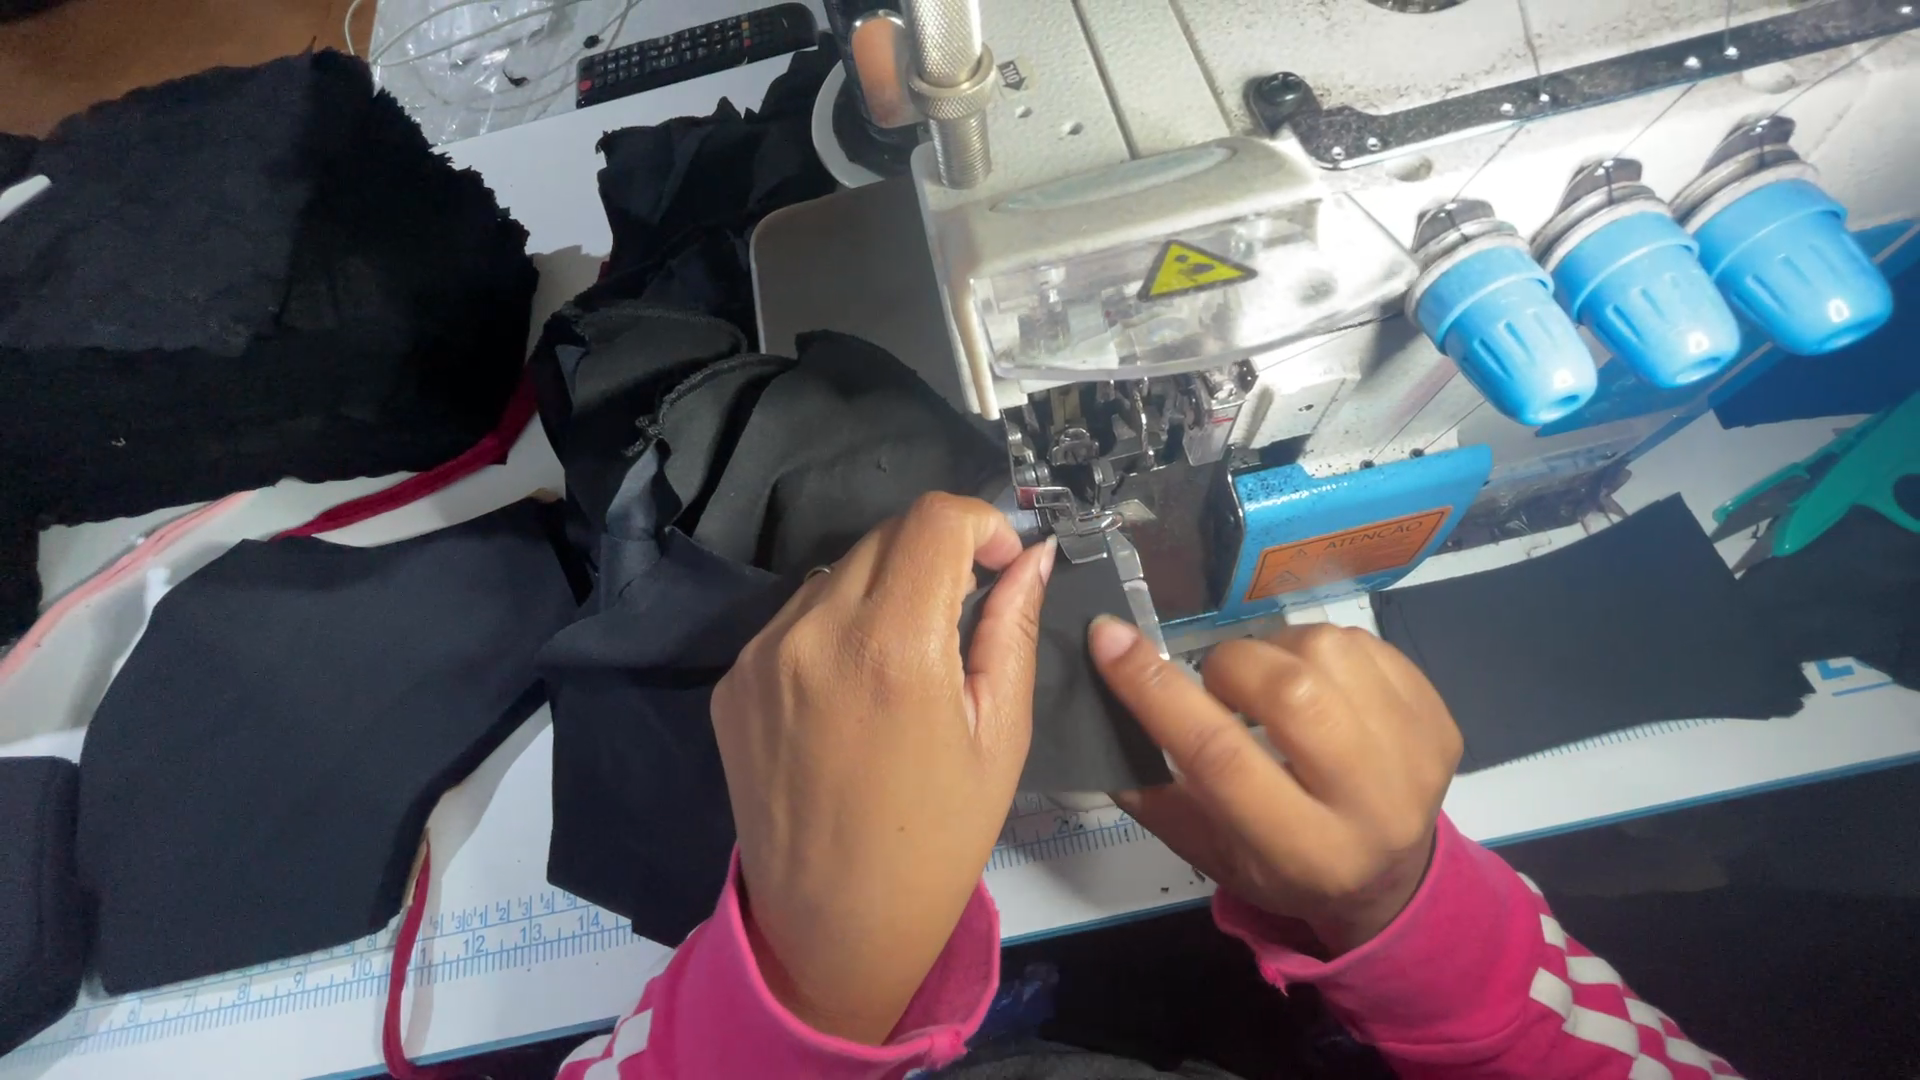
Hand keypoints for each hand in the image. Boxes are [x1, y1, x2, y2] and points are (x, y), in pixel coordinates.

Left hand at [712, 494, 1055, 1043]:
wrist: (832, 926)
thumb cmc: (939, 837)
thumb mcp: (1001, 734)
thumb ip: (1013, 628)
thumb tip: (1033, 557)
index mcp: (894, 645)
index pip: (934, 519)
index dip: (981, 523)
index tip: (999, 564)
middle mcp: (816, 630)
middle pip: (886, 535)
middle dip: (937, 552)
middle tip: (962, 609)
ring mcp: (761, 653)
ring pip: (840, 570)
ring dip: (885, 586)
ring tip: (905, 654)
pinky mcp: (733, 679)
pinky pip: (797, 616)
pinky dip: (837, 623)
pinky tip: (852, 684)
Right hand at [1090, 618, 1461, 955]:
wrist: (1389, 876)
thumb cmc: (1279, 865)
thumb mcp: (1206, 850)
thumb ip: (1152, 792)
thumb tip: (1101, 703)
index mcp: (1301, 850)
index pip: (1218, 755)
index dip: (1154, 689)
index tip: (1108, 636)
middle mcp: (1371, 805)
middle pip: (1288, 694)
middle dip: (1228, 666)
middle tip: (1217, 684)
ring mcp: (1417, 756)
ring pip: (1325, 650)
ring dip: (1274, 649)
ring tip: (1269, 682)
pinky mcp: (1439, 718)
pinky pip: (1360, 640)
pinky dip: (1316, 646)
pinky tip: (1312, 681)